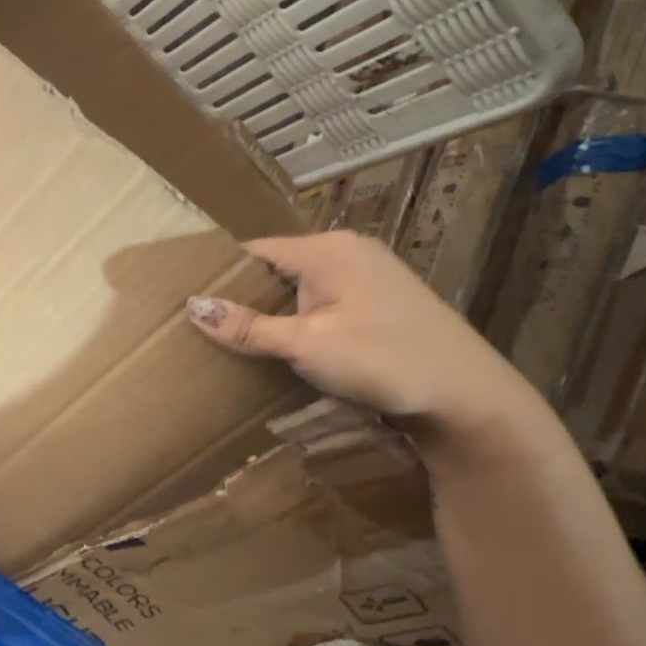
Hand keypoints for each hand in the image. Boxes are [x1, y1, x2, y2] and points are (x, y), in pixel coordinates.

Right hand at [184, 231, 541, 434]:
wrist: (466, 395)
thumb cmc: (384, 359)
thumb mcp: (305, 345)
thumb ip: (247, 327)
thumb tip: (192, 306)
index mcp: (327, 251)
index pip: (253, 250)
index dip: (215, 273)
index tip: (178, 298)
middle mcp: (346, 253)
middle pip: (272, 268)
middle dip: (236, 295)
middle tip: (193, 324)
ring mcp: (364, 278)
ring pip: (293, 289)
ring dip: (263, 312)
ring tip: (225, 338)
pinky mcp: (374, 304)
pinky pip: (314, 304)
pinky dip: (289, 322)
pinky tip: (273, 347)